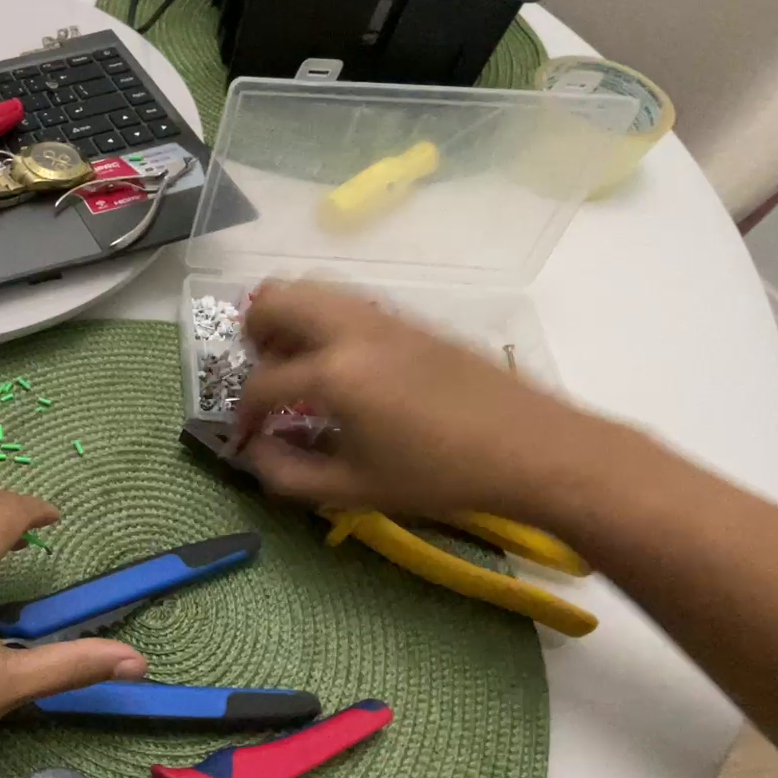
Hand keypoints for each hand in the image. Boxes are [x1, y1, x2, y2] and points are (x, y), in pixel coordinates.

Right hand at [235, 280, 635, 520]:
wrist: (534, 449)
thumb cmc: (438, 476)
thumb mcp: (352, 489)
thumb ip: (286, 474)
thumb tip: (253, 452)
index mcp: (334, 375)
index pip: (262, 383)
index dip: (243, 414)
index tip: (245, 438)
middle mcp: (352, 330)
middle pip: (275, 301)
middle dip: (254, 337)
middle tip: (262, 375)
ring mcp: (384, 317)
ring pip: (312, 289)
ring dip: (287, 321)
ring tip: (295, 365)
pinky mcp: (410, 319)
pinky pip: (347, 301)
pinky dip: (322, 321)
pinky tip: (339, 366)